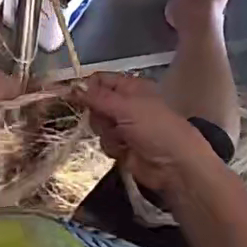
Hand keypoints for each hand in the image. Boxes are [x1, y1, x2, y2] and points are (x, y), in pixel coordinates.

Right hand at [78, 72, 231, 202]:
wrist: (175, 166)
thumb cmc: (155, 128)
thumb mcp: (125, 107)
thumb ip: (96, 98)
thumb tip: (71, 87)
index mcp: (130, 87)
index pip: (100, 80)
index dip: (87, 87)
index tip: (74, 96)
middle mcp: (126, 104)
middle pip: (95, 103)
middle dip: (97, 113)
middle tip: (108, 119)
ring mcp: (124, 126)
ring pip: (98, 124)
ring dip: (106, 132)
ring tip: (121, 138)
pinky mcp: (122, 146)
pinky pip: (104, 141)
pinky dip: (112, 146)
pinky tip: (124, 151)